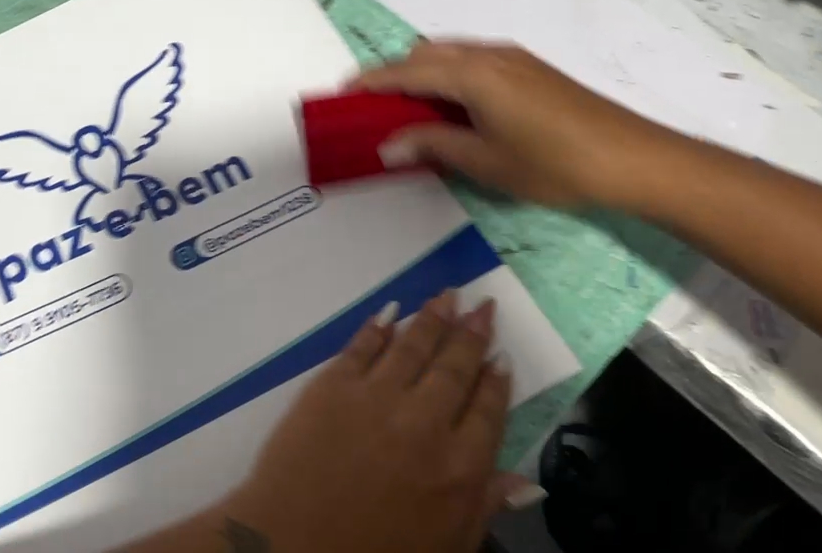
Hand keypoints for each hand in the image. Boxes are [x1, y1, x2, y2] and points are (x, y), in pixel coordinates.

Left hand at [217, 292, 532, 552]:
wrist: (295, 545)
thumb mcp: (447, 544)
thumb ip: (484, 505)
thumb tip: (526, 481)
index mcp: (459, 468)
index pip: (488, 410)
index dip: (496, 380)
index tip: (501, 354)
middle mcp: (424, 422)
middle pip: (454, 368)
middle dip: (471, 333)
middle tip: (481, 304)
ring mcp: (376, 396)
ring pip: (412, 346)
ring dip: (432, 317)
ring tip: (447, 295)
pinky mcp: (333, 384)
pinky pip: (362, 346)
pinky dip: (378, 326)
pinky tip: (391, 312)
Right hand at [351, 41, 693, 210]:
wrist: (634, 159)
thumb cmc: (553, 164)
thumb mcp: (485, 161)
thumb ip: (432, 145)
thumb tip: (387, 144)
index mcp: (472, 74)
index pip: (406, 71)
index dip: (371, 81)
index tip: (342, 93)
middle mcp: (487, 55)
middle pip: (424, 53)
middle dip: (394, 74)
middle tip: (375, 109)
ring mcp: (512, 58)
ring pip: (450, 54)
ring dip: (422, 74)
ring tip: (412, 112)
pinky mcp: (529, 69)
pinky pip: (472, 61)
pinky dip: (448, 76)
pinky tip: (455, 108)